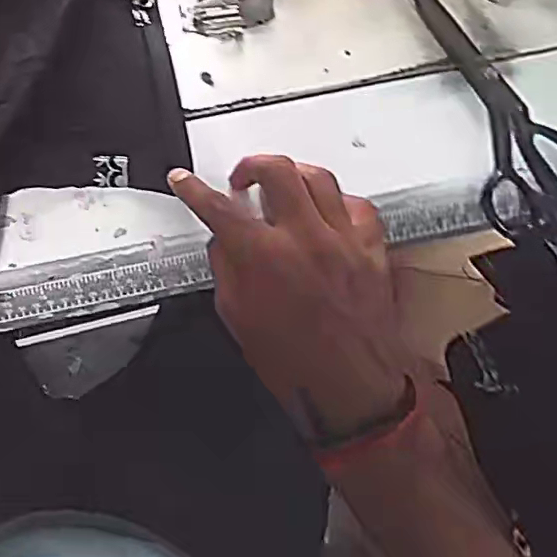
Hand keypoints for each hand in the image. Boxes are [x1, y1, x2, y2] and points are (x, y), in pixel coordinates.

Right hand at [169, 156, 410, 438]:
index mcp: (264, 257)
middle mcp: (305, 240)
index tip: (184, 180)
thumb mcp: (236, 315)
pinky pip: (357, 205)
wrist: (352, 390)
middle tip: (241, 179)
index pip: (218, 206)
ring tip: (281, 188)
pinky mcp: (371, 251)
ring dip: (291, 176)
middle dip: (250, 166)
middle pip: (276, 170)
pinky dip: (336, 201)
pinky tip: (325, 211)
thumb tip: (222, 241)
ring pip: (318, 177)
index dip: (192, 188)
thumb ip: (226, 268)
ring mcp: (342, 242)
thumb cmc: (296, 364)